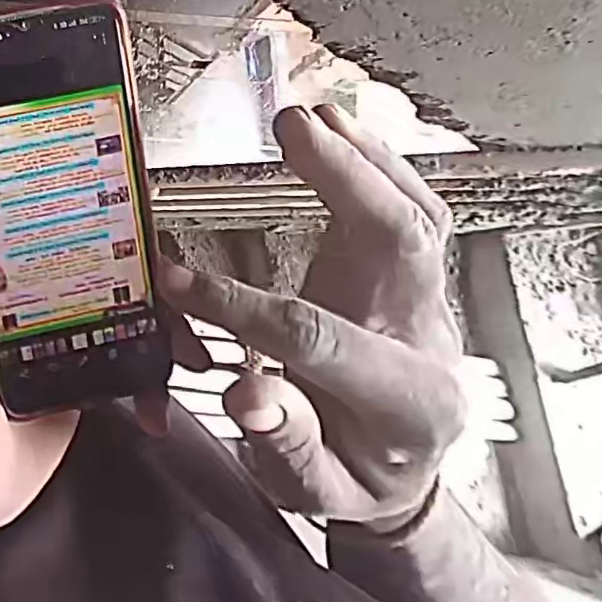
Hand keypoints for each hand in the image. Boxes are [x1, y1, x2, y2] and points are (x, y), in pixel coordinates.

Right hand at [159, 105, 465, 530]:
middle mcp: (428, 336)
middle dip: (344, 178)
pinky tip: (340, 135)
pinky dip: (374, 167)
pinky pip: (408, 213)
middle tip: (294, 128)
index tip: (173, 281)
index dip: (236, 306)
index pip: (314, 335)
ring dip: (364, 157)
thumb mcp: (311, 485)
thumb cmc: (350, 478)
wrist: (402, 473)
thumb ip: (284, 441)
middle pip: (403, 241)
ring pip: (415, 214)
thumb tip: (247, 394)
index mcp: (406, 399)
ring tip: (316, 116)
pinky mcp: (410, 280)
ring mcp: (427, 302)